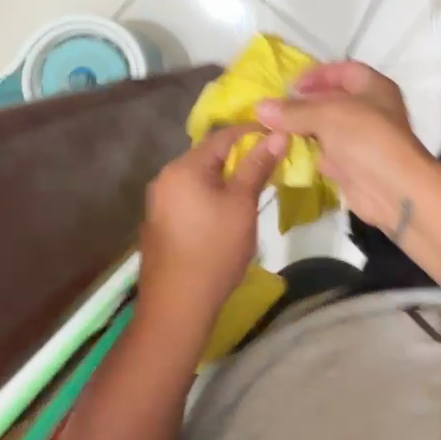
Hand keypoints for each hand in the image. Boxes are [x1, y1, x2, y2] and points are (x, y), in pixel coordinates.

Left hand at [138, 125, 285, 329]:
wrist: (177, 306)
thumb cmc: (214, 250)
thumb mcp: (242, 204)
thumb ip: (258, 165)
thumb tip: (278, 133)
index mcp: (184, 167)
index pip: (224, 135)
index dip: (255, 133)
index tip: (281, 138)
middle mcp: (166, 177)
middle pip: (210, 154)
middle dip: (242, 156)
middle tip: (272, 165)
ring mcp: (159, 201)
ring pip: (201, 176)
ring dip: (228, 177)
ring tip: (255, 187)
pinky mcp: (161, 222)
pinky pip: (191, 195)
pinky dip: (212, 194)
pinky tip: (229, 211)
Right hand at [258, 61, 433, 233]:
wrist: (392, 188)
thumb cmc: (365, 137)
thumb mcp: (327, 115)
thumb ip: (293, 111)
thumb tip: (260, 107)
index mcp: (374, 88)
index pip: (345, 71)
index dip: (319, 74)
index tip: (291, 85)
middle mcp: (372, 110)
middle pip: (335, 100)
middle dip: (306, 104)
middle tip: (276, 110)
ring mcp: (363, 140)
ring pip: (329, 129)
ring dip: (304, 129)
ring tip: (274, 130)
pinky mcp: (354, 166)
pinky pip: (327, 154)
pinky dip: (309, 153)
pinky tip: (286, 153)